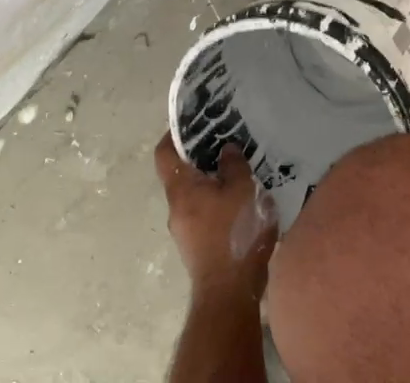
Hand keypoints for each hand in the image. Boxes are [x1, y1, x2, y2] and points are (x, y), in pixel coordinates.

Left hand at [155, 132, 276, 296]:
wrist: (230, 289)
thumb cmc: (234, 231)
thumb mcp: (243, 189)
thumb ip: (234, 165)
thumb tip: (225, 150)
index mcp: (181, 189)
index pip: (164, 153)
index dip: (174, 134)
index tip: (194, 120)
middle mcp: (177, 207)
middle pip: (182, 173)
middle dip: (203, 156)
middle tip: (229, 140)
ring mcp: (185, 228)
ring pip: (196, 193)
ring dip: (214, 179)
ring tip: (242, 167)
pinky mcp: (199, 244)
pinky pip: (206, 210)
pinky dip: (220, 199)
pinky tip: (244, 198)